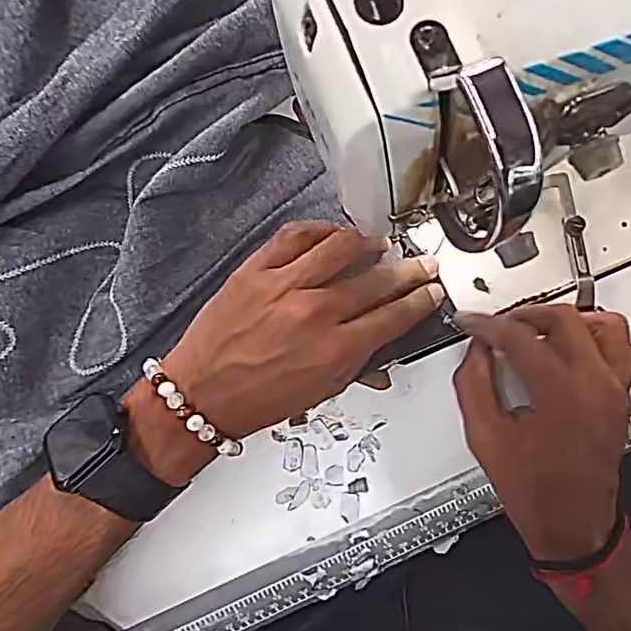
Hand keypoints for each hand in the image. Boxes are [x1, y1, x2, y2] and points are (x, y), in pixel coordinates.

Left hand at [124, 221, 442, 485]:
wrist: (201, 394)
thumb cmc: (255, 399)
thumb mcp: (321, 391)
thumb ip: (358, 363)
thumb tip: (382, 344)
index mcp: (335, 349)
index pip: (394, 315)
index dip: (420, 300)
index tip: (430, 291)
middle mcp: (313, 312)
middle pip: (376, 280)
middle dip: (408, 271)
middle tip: (420, 264)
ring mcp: (283, 286)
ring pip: (340, 247)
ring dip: (368, 243)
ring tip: (378, 244)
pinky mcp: (256, 270)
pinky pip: (295, 236)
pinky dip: (320, 230)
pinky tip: (331, 234)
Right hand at [453, 306, 630, 561]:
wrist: (572, 525)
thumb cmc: (537, 493)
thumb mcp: (485, 438)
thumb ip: (473, 384)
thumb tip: (476, 353)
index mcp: (560, 393)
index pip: (520, 336)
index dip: (489, 325)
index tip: (473, 324)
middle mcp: (595, 385)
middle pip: (562, 319)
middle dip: (523, 314)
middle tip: (499, 325)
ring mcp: (614, 390)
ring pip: (601, 325)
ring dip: (565, 318)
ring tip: (536, 328)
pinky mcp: (621, 397)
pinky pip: (620, 348)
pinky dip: (596, 336)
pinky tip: (571, 345)